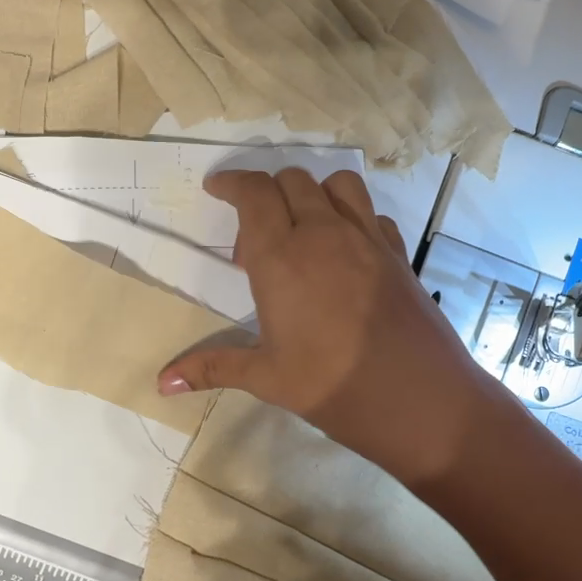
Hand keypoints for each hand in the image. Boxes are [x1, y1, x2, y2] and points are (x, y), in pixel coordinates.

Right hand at [157, 168, 504, 486]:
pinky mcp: (397, 254)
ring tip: (298, 231)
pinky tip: (341, 250)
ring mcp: (366, 240)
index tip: (216, 187)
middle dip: (265, 194)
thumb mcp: (265, 378)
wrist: (420, 399)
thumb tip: (161, 383)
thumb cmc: (332, 387)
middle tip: (251, 241)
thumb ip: (211, 368)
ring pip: (336, 184)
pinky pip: (369, 213)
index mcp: (282, 259)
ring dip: (310, 193)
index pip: (254, 195)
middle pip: (292, 181)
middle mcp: (324, 235)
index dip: (232, 183)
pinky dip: (348, 215)